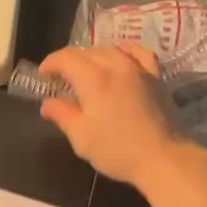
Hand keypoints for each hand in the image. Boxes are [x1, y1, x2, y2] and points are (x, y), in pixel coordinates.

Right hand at [37, 45, 204, 188]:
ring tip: (86, 72)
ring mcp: (139, 68)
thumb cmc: (117, 150)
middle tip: (61, 78)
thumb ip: (62, 115)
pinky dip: (123, 51)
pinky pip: (137, 53)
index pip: (66, 58)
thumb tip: (47, 103)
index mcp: (93, 79)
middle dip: (70, 61)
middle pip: (87, 52)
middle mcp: (115, 65)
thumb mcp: (81, 137)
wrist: (163, 157)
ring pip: (111, 49)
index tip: (43, 75)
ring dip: (93, 56)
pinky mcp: (155, 76)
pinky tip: (120, 59)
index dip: (51, 63)